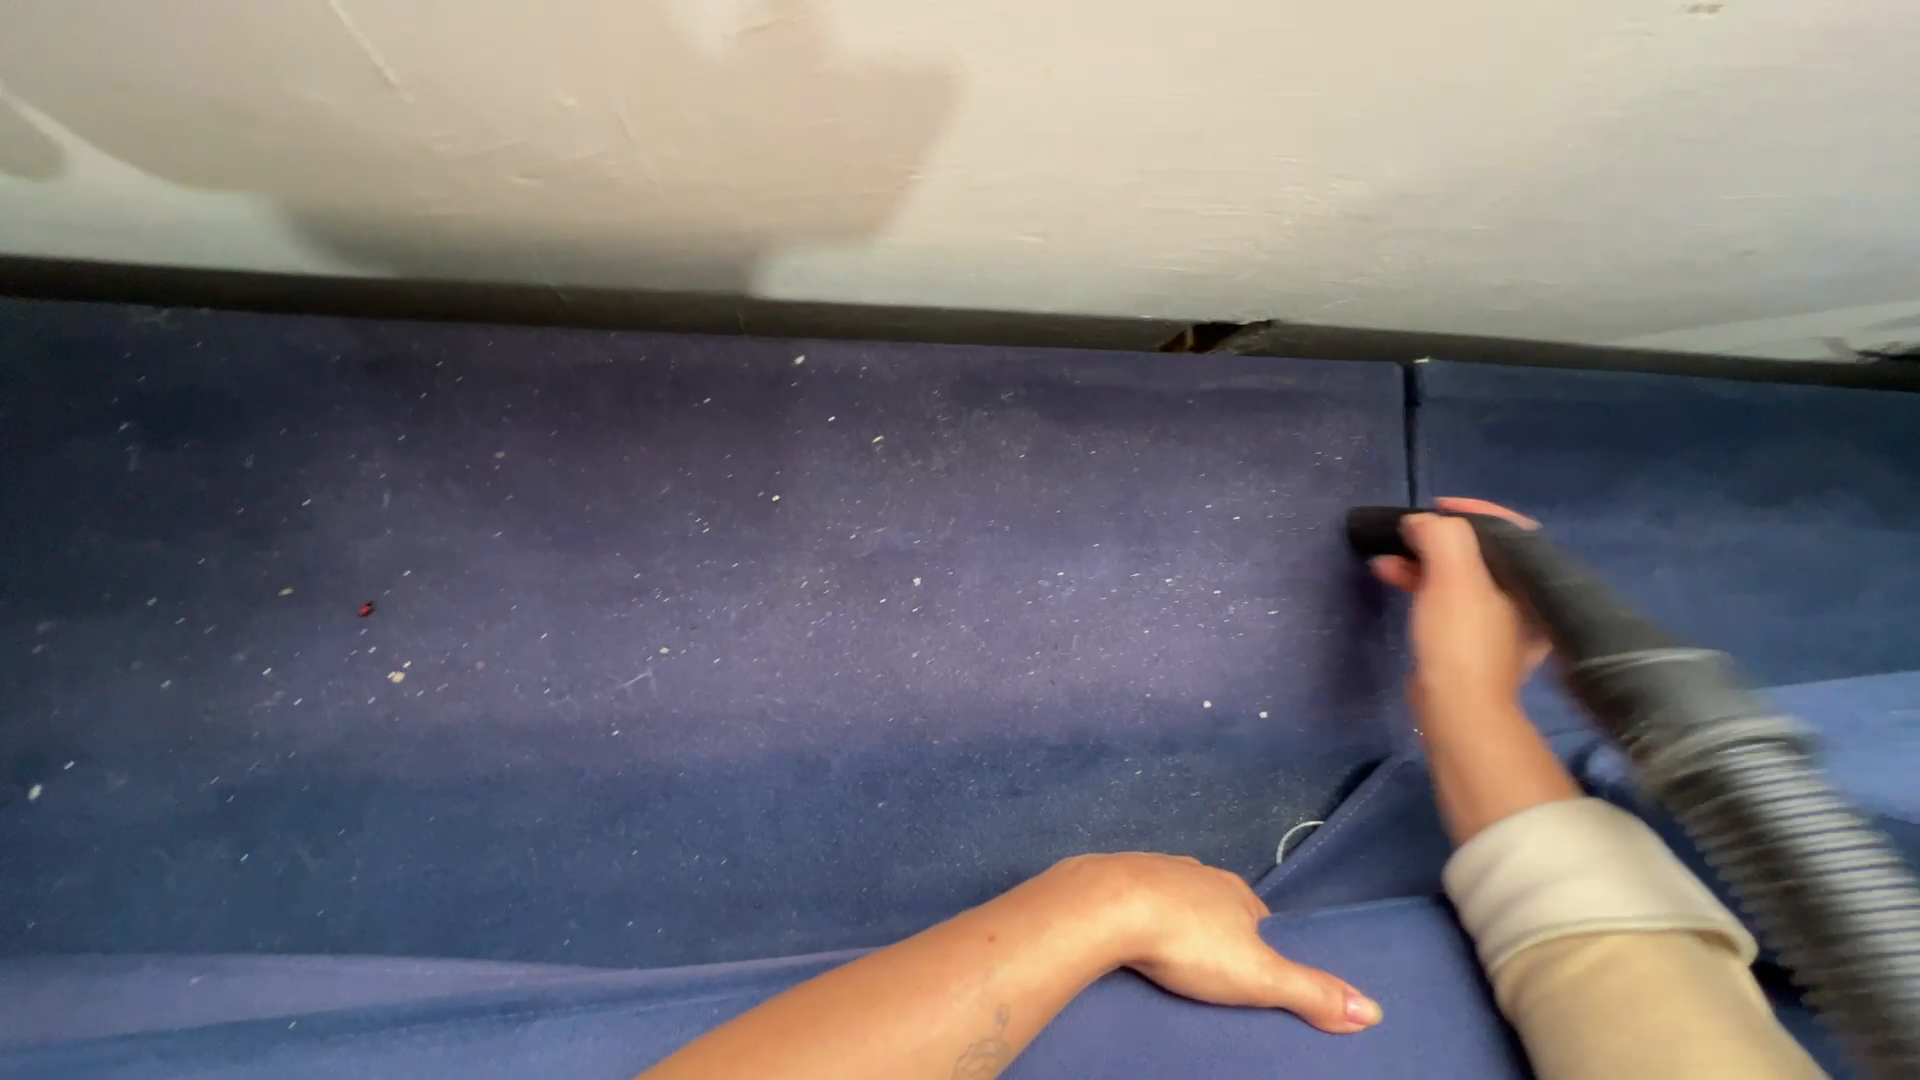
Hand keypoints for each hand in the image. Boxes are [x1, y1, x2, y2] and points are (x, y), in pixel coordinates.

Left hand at [1032, 853, 1382, 1033]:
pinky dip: (1140, 913)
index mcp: (1233, 889)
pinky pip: (1136, 897)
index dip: (1260, 942)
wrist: (1106, 905)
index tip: (1255, 970)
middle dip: (1215, 930)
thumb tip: (1375, 1011)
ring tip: (1173, 955)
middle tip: (1211, 968)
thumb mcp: (1257, 975)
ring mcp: (1152, 869)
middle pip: (1215, 904)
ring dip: (1176, 919)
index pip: (1257, 916)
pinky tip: (1134, 933)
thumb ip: (1310, 991)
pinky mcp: (1115, 876)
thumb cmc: (1188, 940)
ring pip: (1175, 897)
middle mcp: (1195, 871)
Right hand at [1369, 497, 1546, 717]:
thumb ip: (1441, 537)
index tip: (1433, 506)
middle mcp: (1524, 598)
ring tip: (1384, 562)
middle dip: (1437, 539)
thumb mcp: (1452, 578)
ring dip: (1421, 563)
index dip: (1471, 510)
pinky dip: (1423, 586)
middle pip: (1482, 552)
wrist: (1457, 708)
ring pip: (1460, 577)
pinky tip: (1394, 583)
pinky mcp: (1474, 642)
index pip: (1510, 528)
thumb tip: (1420, 521)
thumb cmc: (1460, 639)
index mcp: (1531, 581)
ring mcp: (1501, 623)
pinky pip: (1449, 599)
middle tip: (1404, 534)